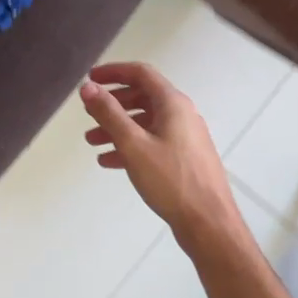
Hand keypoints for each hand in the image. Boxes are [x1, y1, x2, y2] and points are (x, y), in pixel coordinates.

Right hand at [80, 62, 242, 245]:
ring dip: (118, 128)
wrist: (209, 226)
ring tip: (92, 141)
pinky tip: (109, 161)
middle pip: (142, 97)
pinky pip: (153, 142)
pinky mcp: (185, 159)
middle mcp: (182, 115)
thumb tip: (87, 87)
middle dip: (112, 104)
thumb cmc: (170, 180)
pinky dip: (131, 146)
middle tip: (88, 112)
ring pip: (145, 123)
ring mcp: (185, 138)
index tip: (90, 78)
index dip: (113, 72)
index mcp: (173, 104)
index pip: (141, 73)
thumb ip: (108, 113)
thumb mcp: (133, 144)